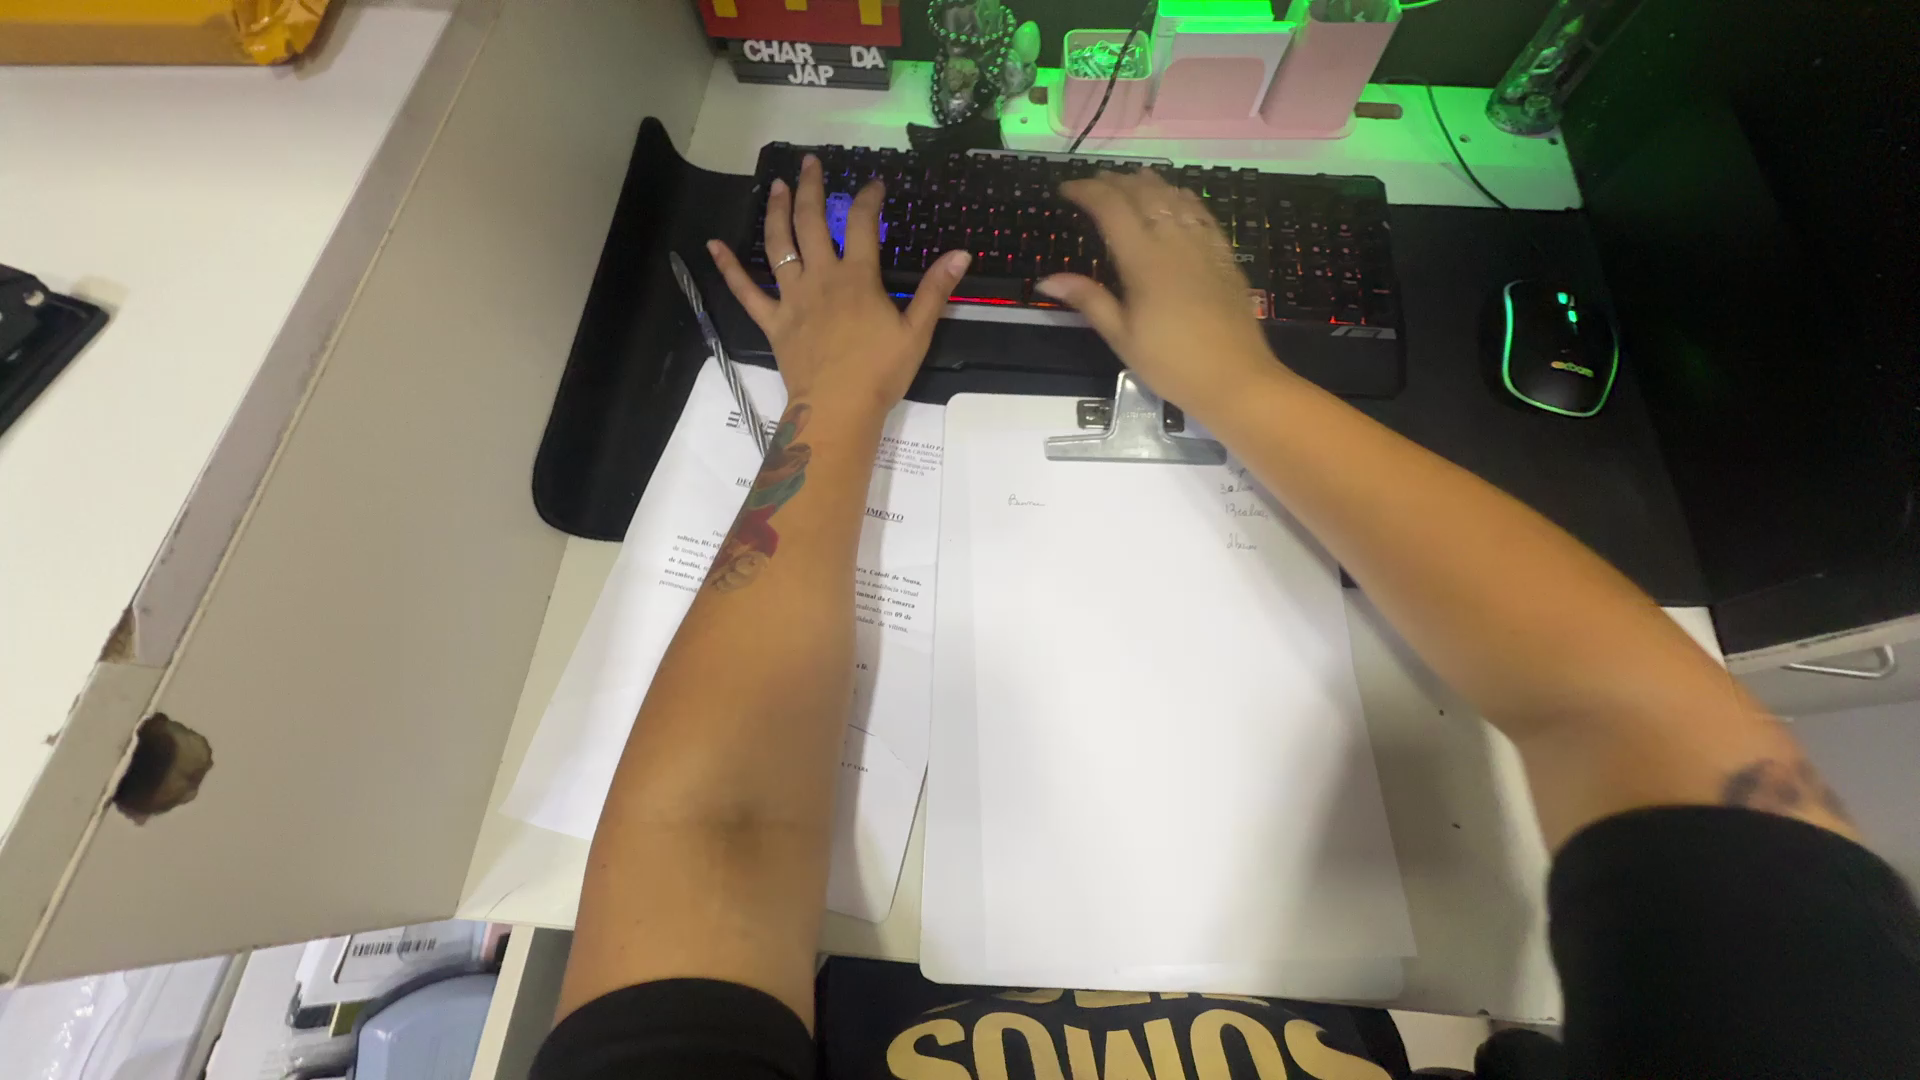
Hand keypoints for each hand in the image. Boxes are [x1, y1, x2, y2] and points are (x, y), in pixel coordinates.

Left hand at [709, 154, 971, 421]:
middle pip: (812, 221)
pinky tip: (713, 245)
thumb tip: (961, 254)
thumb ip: (935, 290)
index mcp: (857, 278)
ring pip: (778, 245)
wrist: (839, 409)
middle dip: (811, 188)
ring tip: (776, 186)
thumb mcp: (917, 332)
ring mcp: (793, 298)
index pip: (863, 224)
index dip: (869, 198)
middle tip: (809, 164)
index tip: (874, 183)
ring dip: (775, 211)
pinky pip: (746, 291)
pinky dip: (729, 268)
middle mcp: (821, 277)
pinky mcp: (773, 321)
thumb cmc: (880, 373)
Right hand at [1037, 170, 1289, 421]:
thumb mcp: (1121, 336)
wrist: (1233, 377)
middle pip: (1143, 194)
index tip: (1066, 189)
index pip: (1111, 208)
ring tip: (1130, 180)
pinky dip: (1181, 197)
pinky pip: (1200, 212)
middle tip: (1093, 183)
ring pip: (1174, 197)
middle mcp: (1174, 241)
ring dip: (1148, 183)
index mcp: (1144, 260)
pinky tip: (1175, 198)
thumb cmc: (1170, 363)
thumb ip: (1088, 299)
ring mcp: (1203, 245)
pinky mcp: (1222, 255)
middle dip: (1114, 182)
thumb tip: (1047, 280)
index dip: (1087, 192)